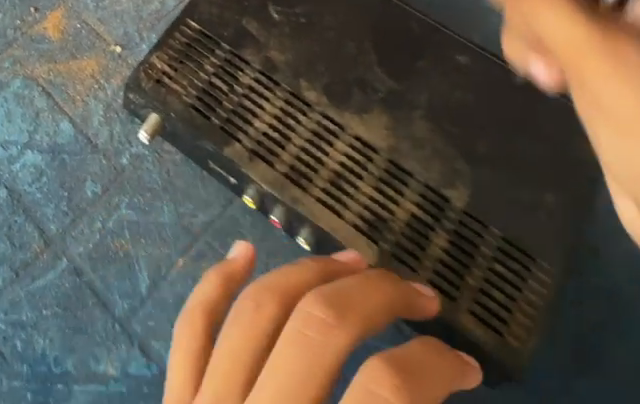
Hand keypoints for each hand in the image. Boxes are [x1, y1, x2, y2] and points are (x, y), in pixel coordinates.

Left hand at [165, 241, 481, 403]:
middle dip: (378, 298)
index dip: (435, 366)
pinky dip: (216, 286)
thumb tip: (437, 379)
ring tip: (354, 262)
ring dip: (308, 275)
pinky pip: (192, 330)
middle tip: (420, 295)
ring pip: (257, 312)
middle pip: (320, 329)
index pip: (388, 392)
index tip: (465, 364)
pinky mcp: (174, 402)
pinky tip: (244, 251)